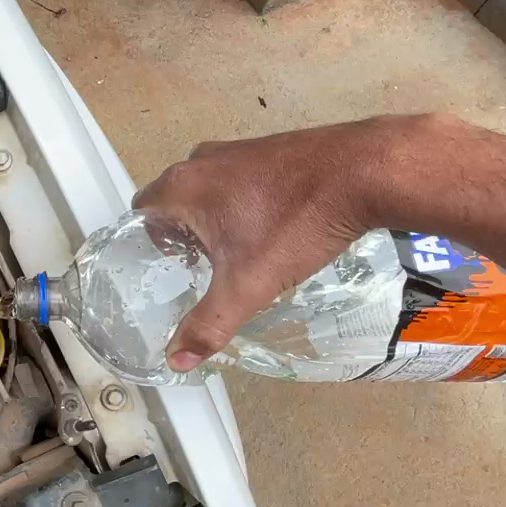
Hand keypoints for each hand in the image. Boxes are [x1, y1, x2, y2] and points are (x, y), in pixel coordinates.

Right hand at [132, 116, 443, 369]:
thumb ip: (208, 325)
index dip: (148, 241)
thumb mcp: (247, 285)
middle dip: (181, 230)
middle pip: (172, 199)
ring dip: (212, 214)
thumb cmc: (295, 224)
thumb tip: (176, 360)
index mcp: (181, 187)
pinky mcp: (269, 146)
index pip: (140, 211)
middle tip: (203, 263)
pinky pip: (238, 176)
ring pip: (206, 186)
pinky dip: (242, 198)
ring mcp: (236, 149)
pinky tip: (271, 223)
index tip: (172, 265)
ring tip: (239, 247)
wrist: (365, 171)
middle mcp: (201, 160)